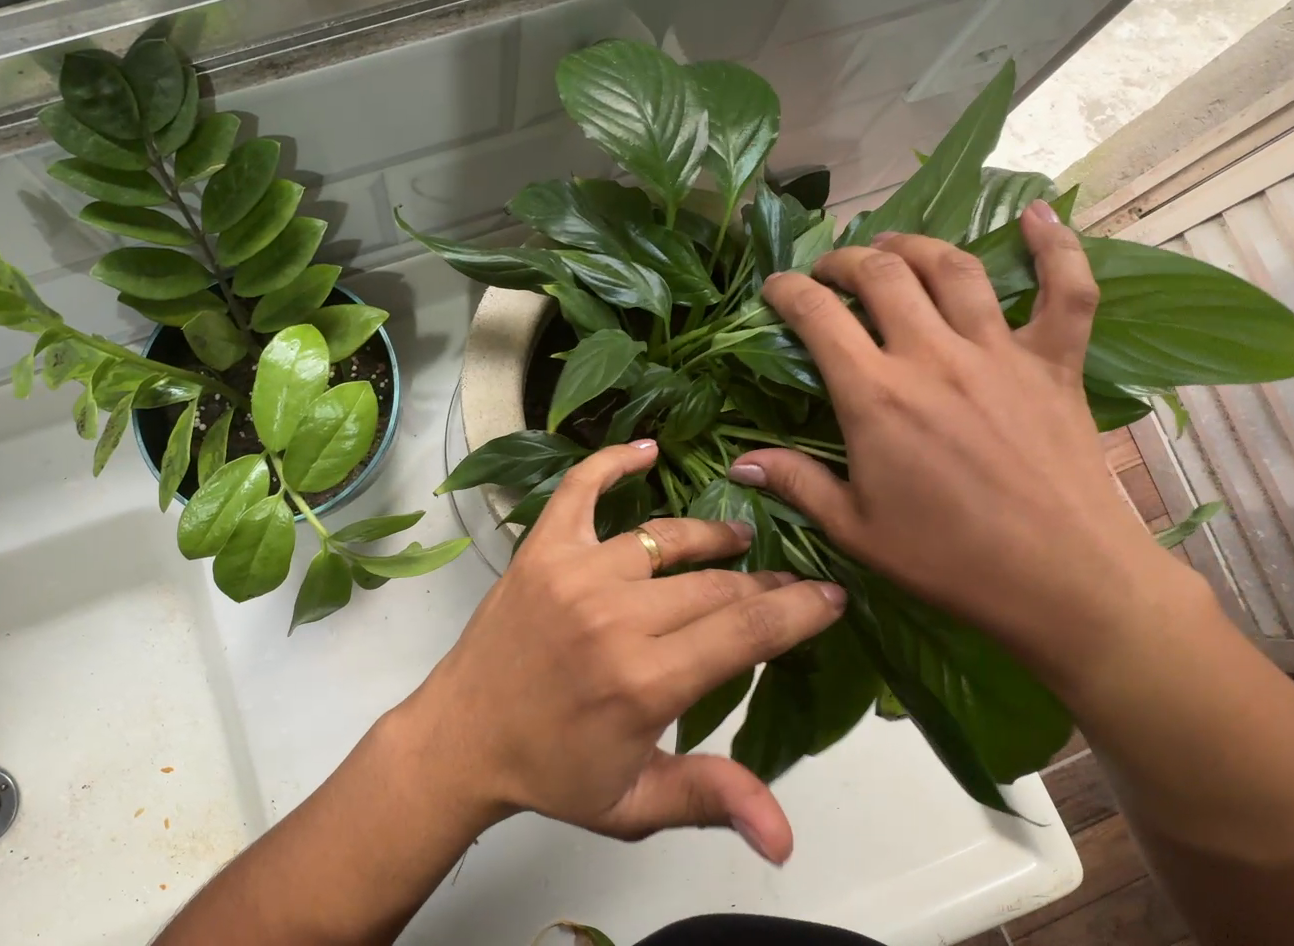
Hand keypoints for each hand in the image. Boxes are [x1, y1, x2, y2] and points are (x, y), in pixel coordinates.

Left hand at [395, 440, 844, 863]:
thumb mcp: (636, 803)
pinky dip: (612, 463)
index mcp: (647, 680)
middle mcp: (616, 616)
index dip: (799, 610)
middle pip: (715, 584)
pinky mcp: (540, 550)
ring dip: (711, 535)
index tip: (832, 595)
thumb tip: (787, 845)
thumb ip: (712, 799)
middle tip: (785, 582)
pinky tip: (647, 448)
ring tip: (738, 538)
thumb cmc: (553, 774)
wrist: (462, 739)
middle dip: (763, 583)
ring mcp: (574, 573)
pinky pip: (579, 490)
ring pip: (667, 537)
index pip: (748, 630)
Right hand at [730, 202, 1198, 683]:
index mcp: (875, 396)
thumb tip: (736, 462)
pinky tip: (1040, 214)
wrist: (1064, 582)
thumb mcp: (854, 528)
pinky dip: (1057, 247)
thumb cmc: (948, 559)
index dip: (788, 291)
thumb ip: (795, 483)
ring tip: (893, 246)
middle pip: (882, 276)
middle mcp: (933, 357)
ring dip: (915, 246)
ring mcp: (1000, 354)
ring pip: (954, 268)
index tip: (775, 289)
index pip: (817, 316)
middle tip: (830, 271)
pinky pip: (1066, 291)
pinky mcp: (1057, 364)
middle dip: (846, 260)